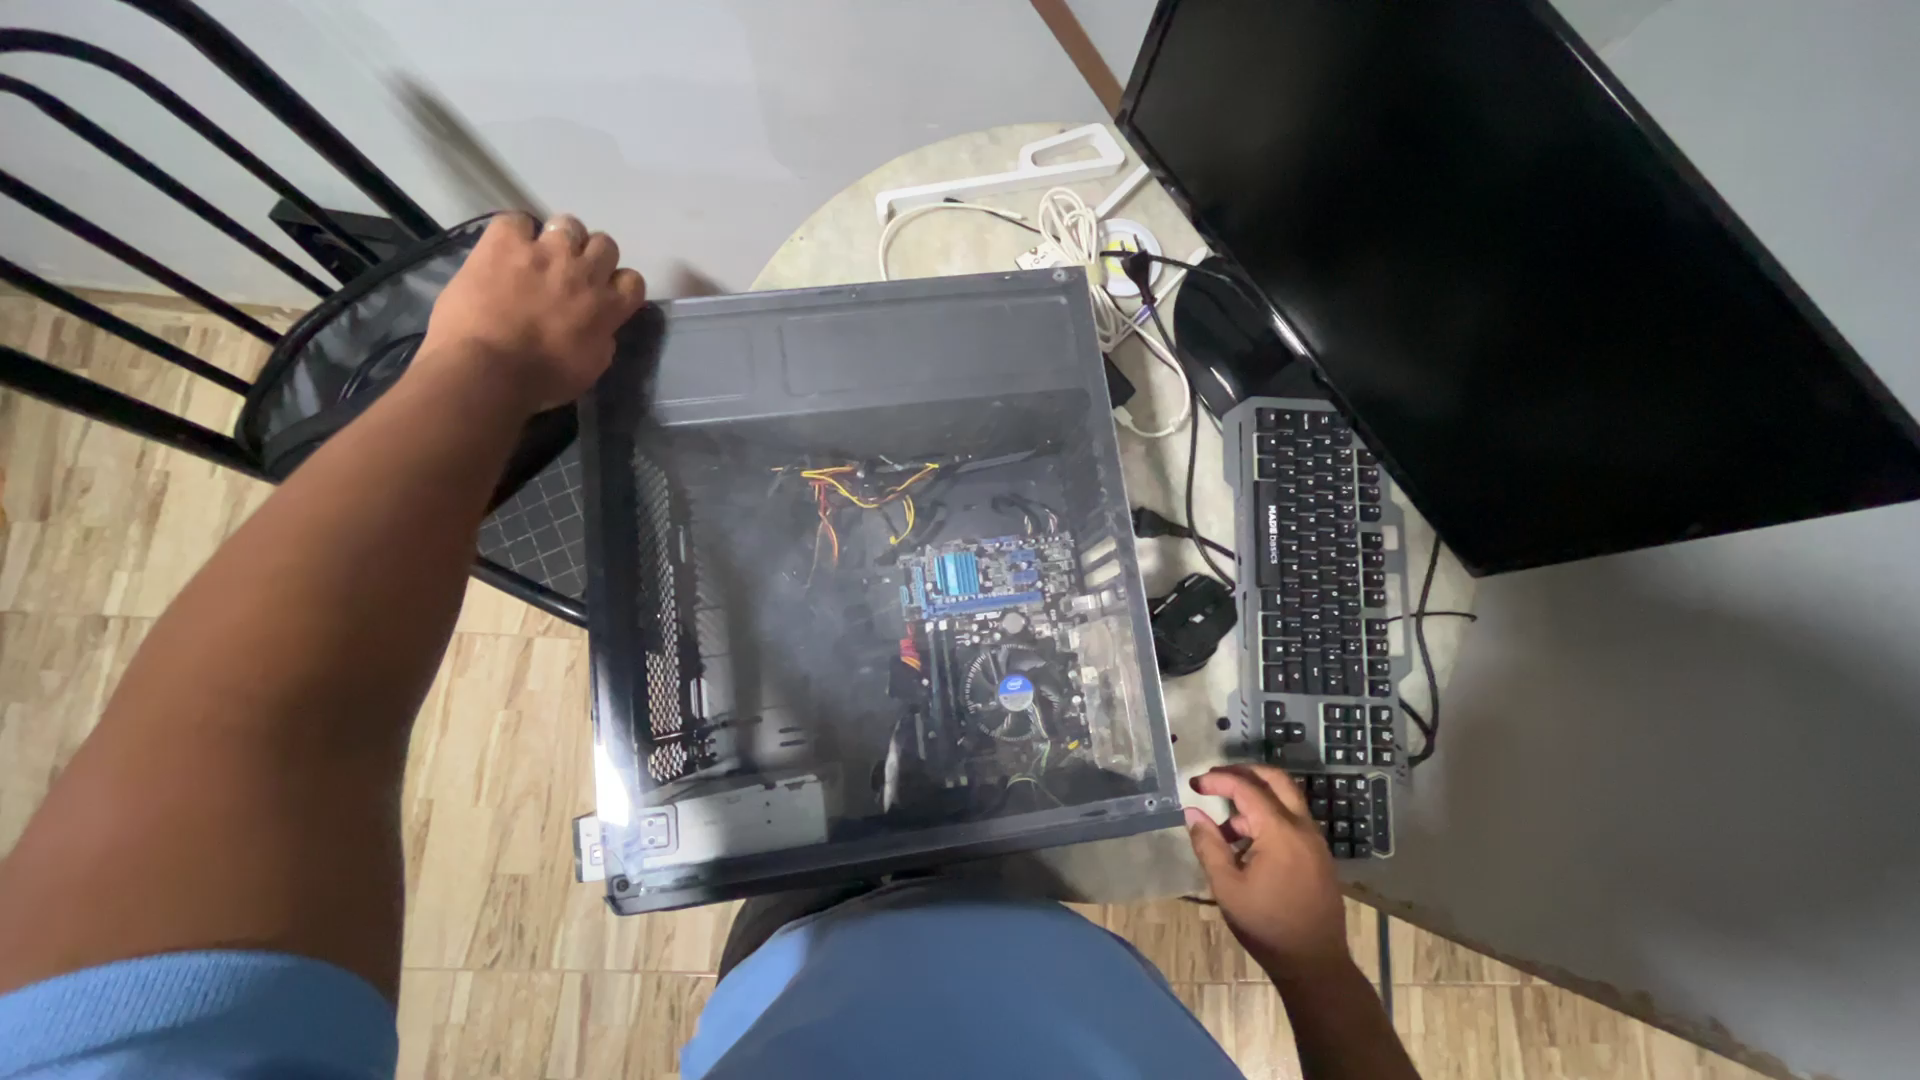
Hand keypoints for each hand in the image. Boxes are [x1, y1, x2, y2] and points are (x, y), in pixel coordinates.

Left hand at [417, 212, 647, 409]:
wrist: (487, 368)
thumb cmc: (542, 379)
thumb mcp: (591, 368)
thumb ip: (602, 339)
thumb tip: (600, 327)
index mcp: (609, 307)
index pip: (633, 280)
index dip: (617, 285)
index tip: (602, 295)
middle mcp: (584, 272)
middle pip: (605, 244)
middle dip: (590, 257)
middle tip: (569, 275)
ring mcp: (545, 252)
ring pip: (569, 224)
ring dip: (559, 239)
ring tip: (540, 257)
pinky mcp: (504, 241)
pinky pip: (518, 220)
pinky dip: (515, 233)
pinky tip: (506, 251)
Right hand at [1185, 765, 1348, 980]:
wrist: (1315, 963)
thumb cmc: (1266, 925)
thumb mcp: (1227, 887)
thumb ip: (1208, 845)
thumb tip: (1193, 812)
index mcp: (1280, 831)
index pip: (1246, 787)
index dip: (1218, 780)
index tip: (1195, 785)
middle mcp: (1302, 827)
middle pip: (1275, 780)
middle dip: (1243, 773)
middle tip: (1215, 780)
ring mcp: (1314, 841)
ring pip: (1285, 800)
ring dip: (1255, 799)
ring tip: (1226, 826)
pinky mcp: (1317, 855)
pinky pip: (1291, 820)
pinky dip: (1268, 817)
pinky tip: (1247, 844)